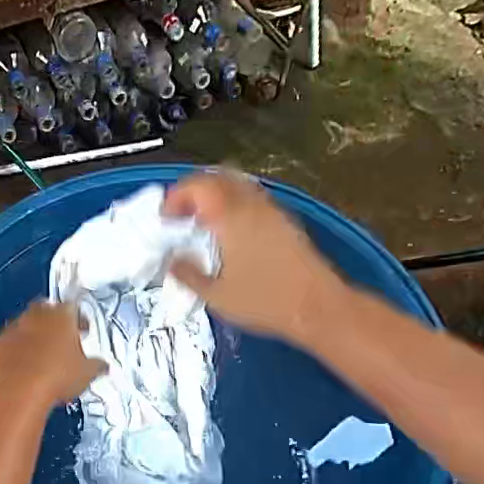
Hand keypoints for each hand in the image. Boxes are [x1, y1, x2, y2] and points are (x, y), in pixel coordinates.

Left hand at [0, 301, 104, 406]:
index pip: (73, 308)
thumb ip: (96, 365)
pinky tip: (23, 366)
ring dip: (34, 335)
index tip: (83, 330)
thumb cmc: (57, 377)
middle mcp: (36, 316)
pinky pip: (8, 344)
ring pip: (25, 326)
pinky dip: (16, 351)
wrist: (19, 393)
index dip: (79, 319)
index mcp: (62, 317)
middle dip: (55, 323)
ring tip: (43, 355)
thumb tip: (102, 366)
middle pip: (46, 311)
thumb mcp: (87, 374)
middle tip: (63, 339)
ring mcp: (13, 329)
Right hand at [165, 169, 346, 343]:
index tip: (166, 217)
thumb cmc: (264, 302)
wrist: (317, 306)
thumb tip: (173, 262)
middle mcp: (252, 205)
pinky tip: (231, 233)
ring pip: (238, 184)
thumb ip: (189, 274)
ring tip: (204, 222)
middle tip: (182, 212)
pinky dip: (235, 205)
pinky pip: (254, 199)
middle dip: (195, 190)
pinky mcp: (286, 222)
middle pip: (218, 176)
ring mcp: (272, 211)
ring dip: (217, 195)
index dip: (175, 197)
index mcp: (230, 216)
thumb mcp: (216, 295)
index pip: (196, 187)